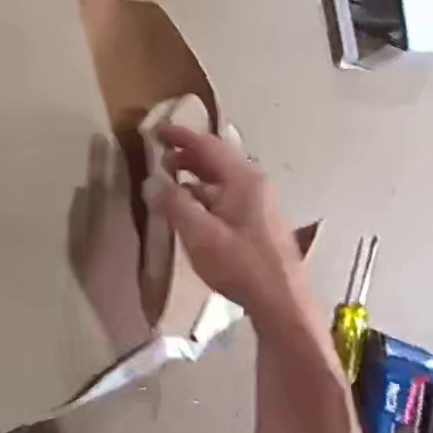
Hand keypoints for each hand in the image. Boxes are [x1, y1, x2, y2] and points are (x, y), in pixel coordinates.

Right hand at [143, 125, 305, 314]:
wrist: (281, 302)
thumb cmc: (241, 265)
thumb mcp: (199, 234)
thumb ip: (173, 204)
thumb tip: (152, 181)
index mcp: (243, 179)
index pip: (208, 145)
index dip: (180, 136)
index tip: (157, 131)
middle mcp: (254, 184)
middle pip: (217, 160)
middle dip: (187, 156)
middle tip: (160, 159)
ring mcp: (259, 204)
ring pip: (221, 180)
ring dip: (194, 178)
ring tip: (170, 185)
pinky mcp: (258, 223)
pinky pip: (227, 197)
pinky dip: (205, 196)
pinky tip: (191, 212)